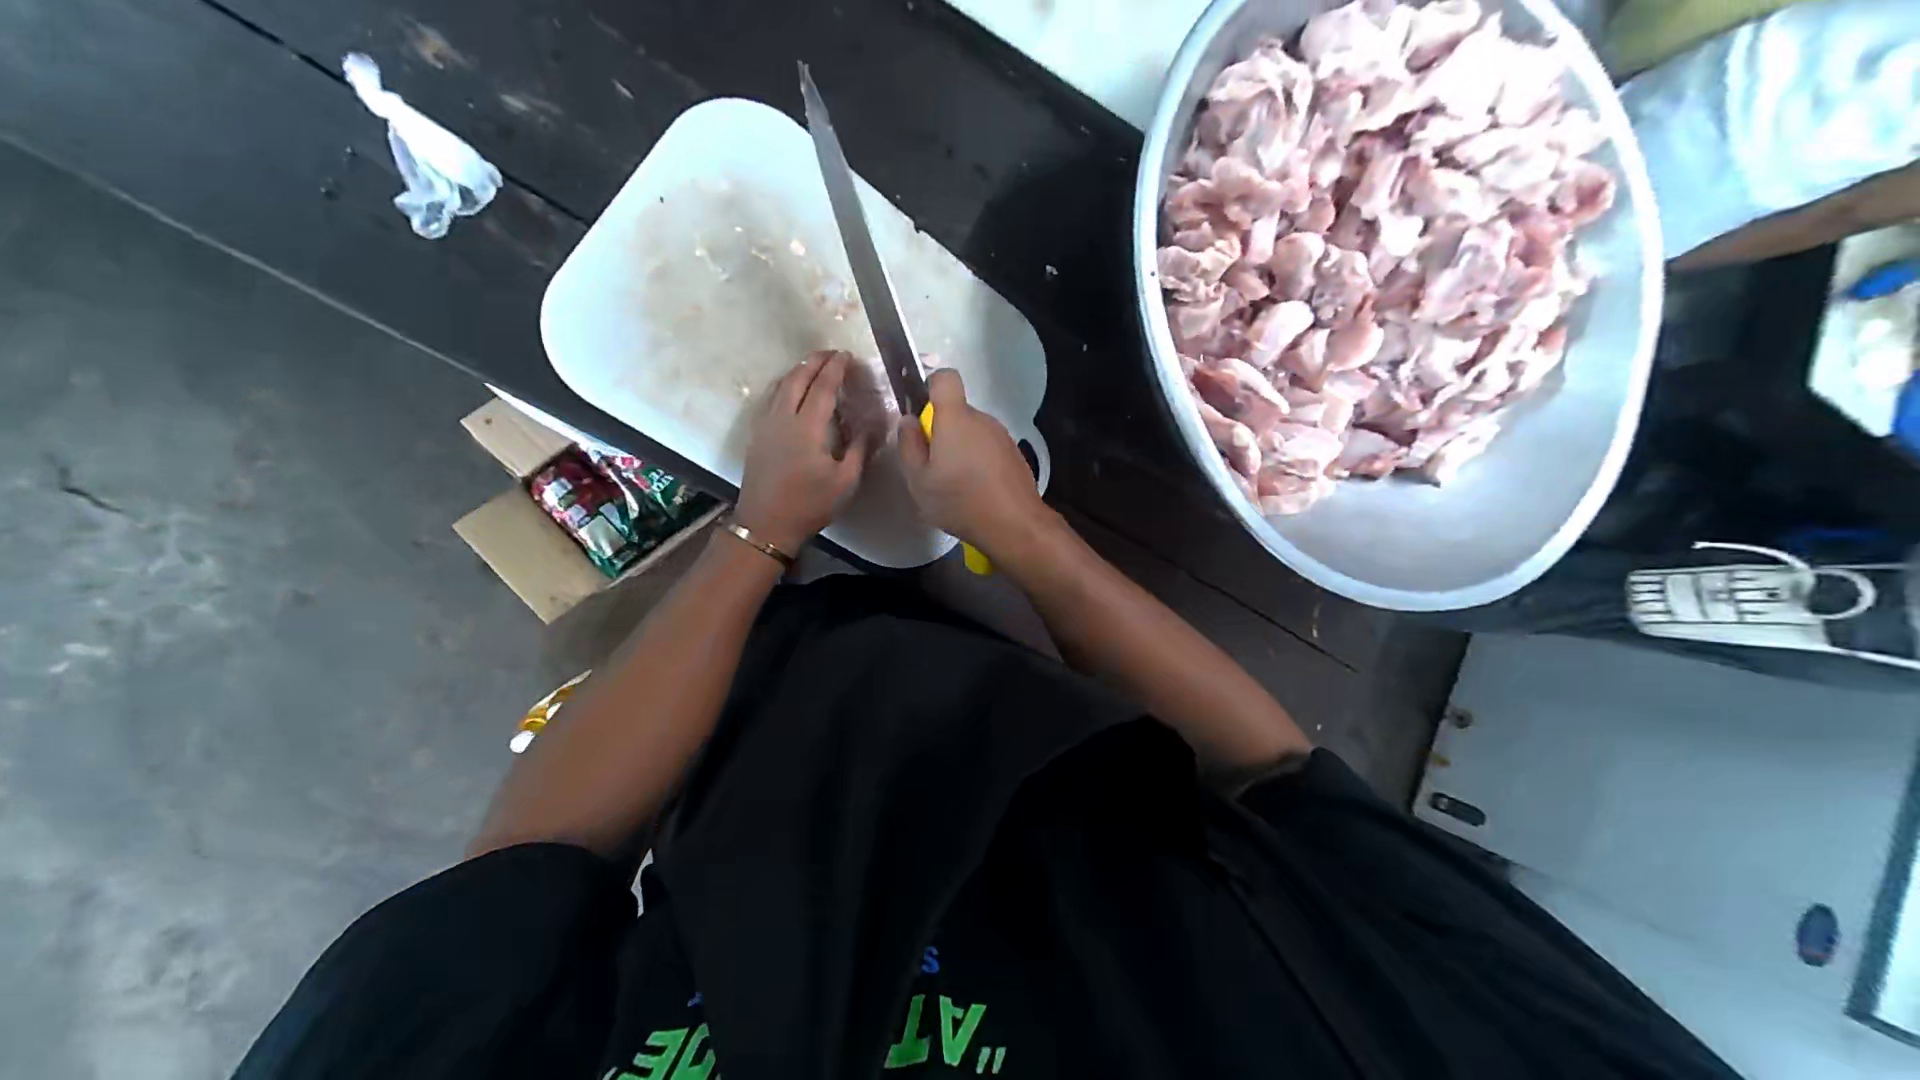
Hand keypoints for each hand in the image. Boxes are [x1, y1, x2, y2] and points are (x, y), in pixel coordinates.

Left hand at [735, 352, 867, 552]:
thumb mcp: (845, 481)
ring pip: (780, 385)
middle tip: (831, 354)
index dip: (835, 368)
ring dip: (798, 371)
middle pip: (798, 378)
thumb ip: (859, 448)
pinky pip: (770, 398)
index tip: (846, 356)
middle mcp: (783, 418)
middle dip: (815, 361)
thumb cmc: (809, 504)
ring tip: (812, 366)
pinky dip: (783, 385)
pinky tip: (789, 390)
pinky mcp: (757, 434)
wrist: (766, 523)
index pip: (823, 386)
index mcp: (807, 427)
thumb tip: (872, 424)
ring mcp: (766, 424)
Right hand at [896, 369, 1046, 553]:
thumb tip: (908, 420)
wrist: (1014, 525)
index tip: (921, 411)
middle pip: (957, 412)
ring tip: (954, 483)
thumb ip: (909, 445)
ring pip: (973, 431)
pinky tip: (975, 490)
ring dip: (961, 448)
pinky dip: (979, 461)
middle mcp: (982, 419)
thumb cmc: (960, 500)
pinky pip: (988, 448)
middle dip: (942, 430)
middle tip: (932, 465)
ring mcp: (1002, 436)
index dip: (930, 386)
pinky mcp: (1014, 454)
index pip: (945, 378)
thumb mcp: (919, 480)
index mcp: (956, 418)